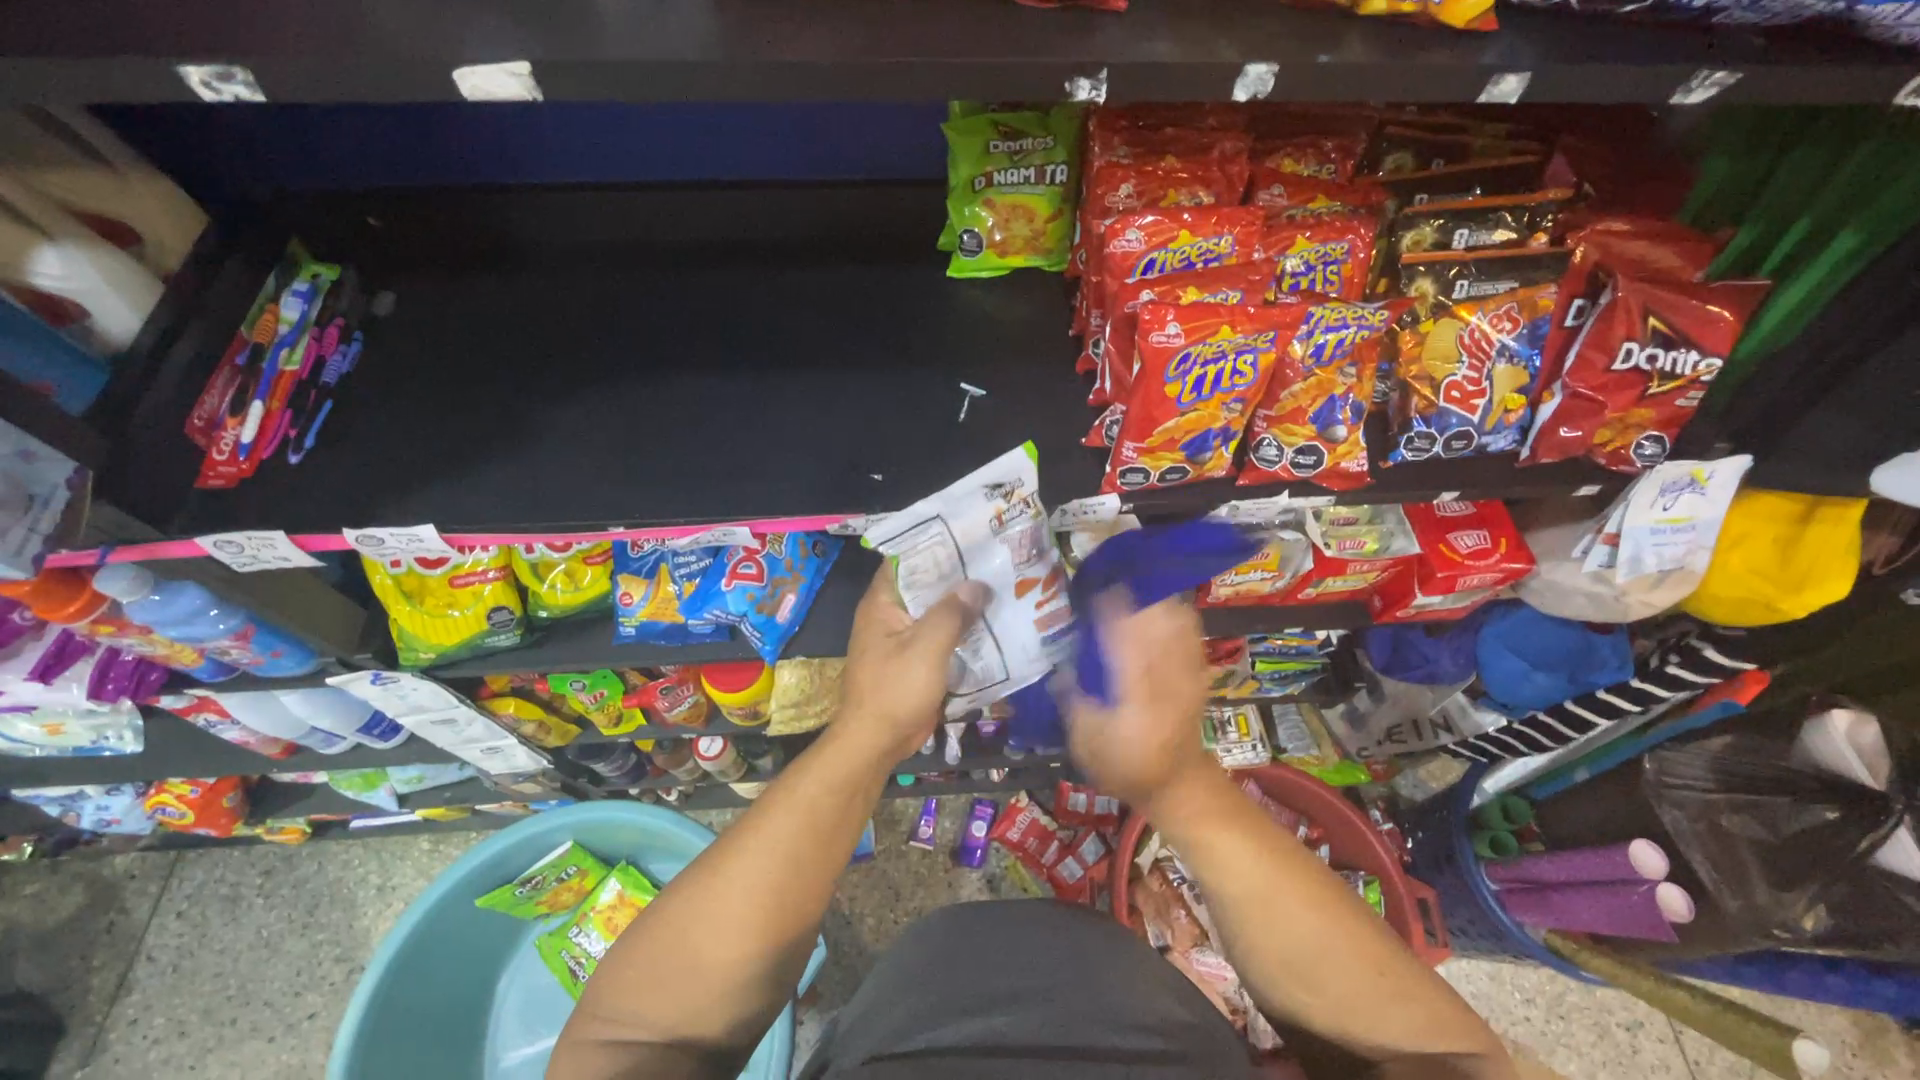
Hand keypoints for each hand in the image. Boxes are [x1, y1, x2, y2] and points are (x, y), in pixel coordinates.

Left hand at [834, 566, 989, 766]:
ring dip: (963, 607)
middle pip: (926, 587)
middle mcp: (889, 616)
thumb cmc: (895, 689)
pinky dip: (962, 633)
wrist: (876, 743)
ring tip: (1002, 588)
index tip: (970, 537)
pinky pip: (940, 639)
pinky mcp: (915, 662)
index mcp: (882, 603)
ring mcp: (902, 640)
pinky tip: (992, 627)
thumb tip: (977, 585)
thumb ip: (952, 613)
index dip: (937, 546)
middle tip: (996, 561)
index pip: (907, 560)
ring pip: (936, 614)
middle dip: (958, 577)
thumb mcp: (926, 646)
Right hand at [1066, 588, 1216, 809]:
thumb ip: (1074, 704)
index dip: (1114, 616)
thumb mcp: (1086, 744)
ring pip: (1179, 629)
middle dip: (1141, 602)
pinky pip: (1193, 638)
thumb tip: (1059, 671)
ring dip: (1160, 606)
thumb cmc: (1124, 767)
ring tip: (1139, 592)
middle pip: (1159, 629)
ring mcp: (1188, 679)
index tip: (1100, 593)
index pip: (1126, 647)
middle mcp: (1165, 683)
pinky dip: (1179, 619)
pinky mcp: (1199, 678)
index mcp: (1135, 699)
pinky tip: (1164, 610)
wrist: (1176, 785)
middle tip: (1118, 585)